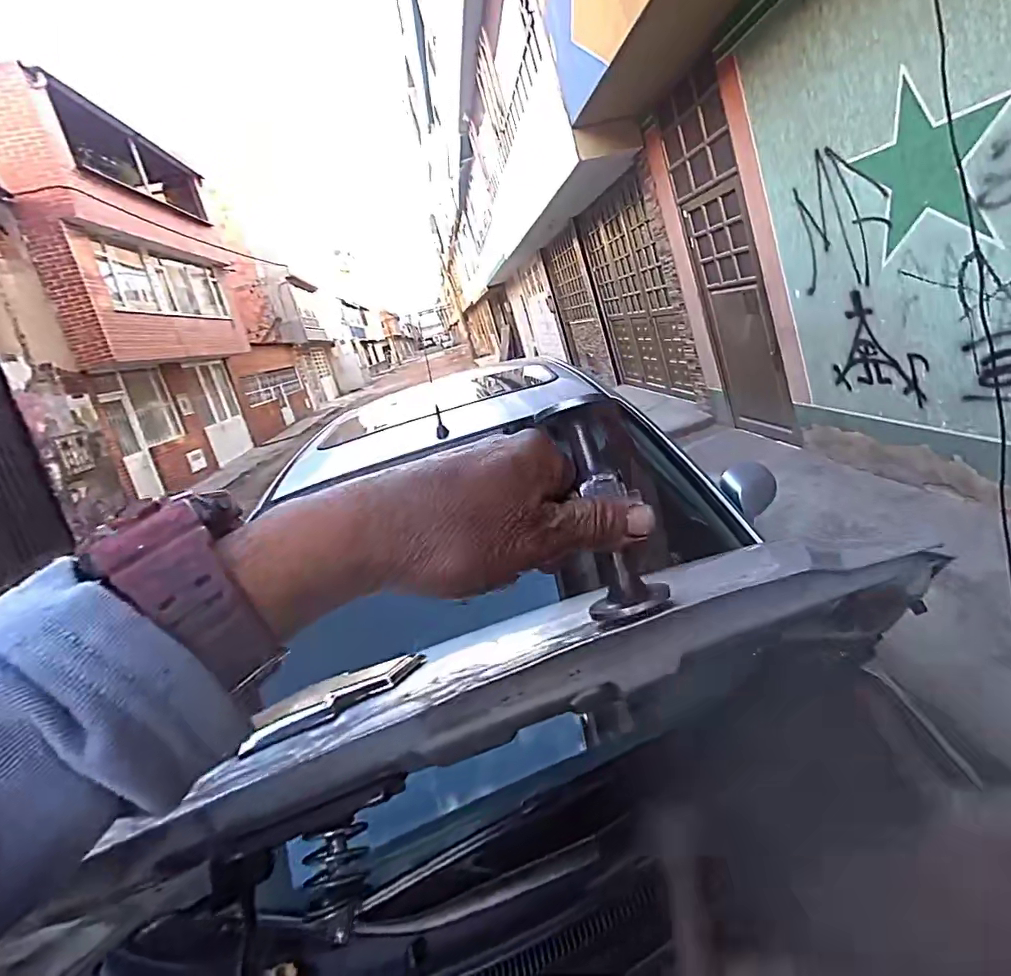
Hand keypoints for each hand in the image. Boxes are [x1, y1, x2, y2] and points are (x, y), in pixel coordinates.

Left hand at [220, 430, 652, 637]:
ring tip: (479, 561)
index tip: (550, 556)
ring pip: (518, 514)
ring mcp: (478, 463)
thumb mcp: (536, 540)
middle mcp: (510, 448)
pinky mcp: (451, 481)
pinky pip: (486, 514)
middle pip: (552, 503)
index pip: (585, 492)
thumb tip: (647, 516)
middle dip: (538, 539)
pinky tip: (457, 555)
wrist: (364, 536)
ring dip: (509, 544)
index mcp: (539, 452)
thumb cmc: (455, 536)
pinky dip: (480, 538)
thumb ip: (593, 526)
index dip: (573, 531)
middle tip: (513, 561)